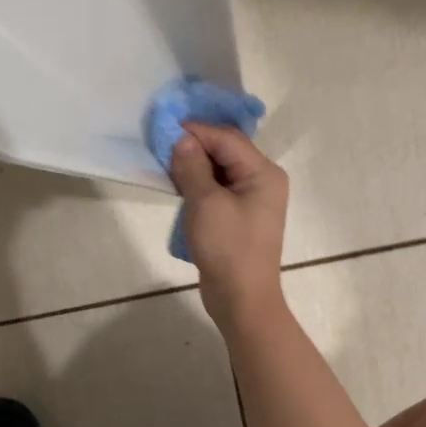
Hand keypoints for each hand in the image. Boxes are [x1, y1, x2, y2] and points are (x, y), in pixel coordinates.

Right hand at [168, 122, 288, 331]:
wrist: (242, 299)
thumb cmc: (228, 249)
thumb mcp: (205, 204)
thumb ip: (192, 168)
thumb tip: (181, 139)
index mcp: (263, 173)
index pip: (227, 139)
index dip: (196, 131)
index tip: (164, 127)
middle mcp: (263, 181)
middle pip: (226, 151)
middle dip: (195, 146)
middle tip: (162, 145)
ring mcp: (252, 201)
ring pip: (220, 171)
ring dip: (195, 166)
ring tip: (166, 164)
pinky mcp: (239, 218)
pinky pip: (218, 191)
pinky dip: (199, 185)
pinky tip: (179, 186)